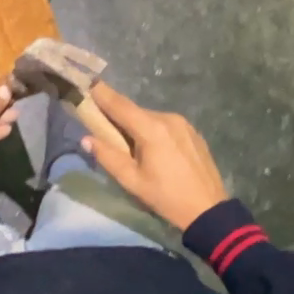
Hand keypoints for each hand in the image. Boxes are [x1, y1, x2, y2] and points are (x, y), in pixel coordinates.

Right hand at [82, 83, 229, 229]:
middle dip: (118, 116)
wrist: (208, 209)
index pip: (119, 105)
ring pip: (150, 118)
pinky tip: (155, 151)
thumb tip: (86, 139)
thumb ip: (107, 157)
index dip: (102, 94)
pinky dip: (153, 131)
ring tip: (132, 147)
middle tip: (104, 128)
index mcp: (151, 129)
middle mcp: (168, 118)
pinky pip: (165, 125)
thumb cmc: (165, 197)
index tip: (88, 83)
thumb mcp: (131, 181)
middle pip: (134, 111)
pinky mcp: (192, 132)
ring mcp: (183, 123)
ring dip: (137, 126)